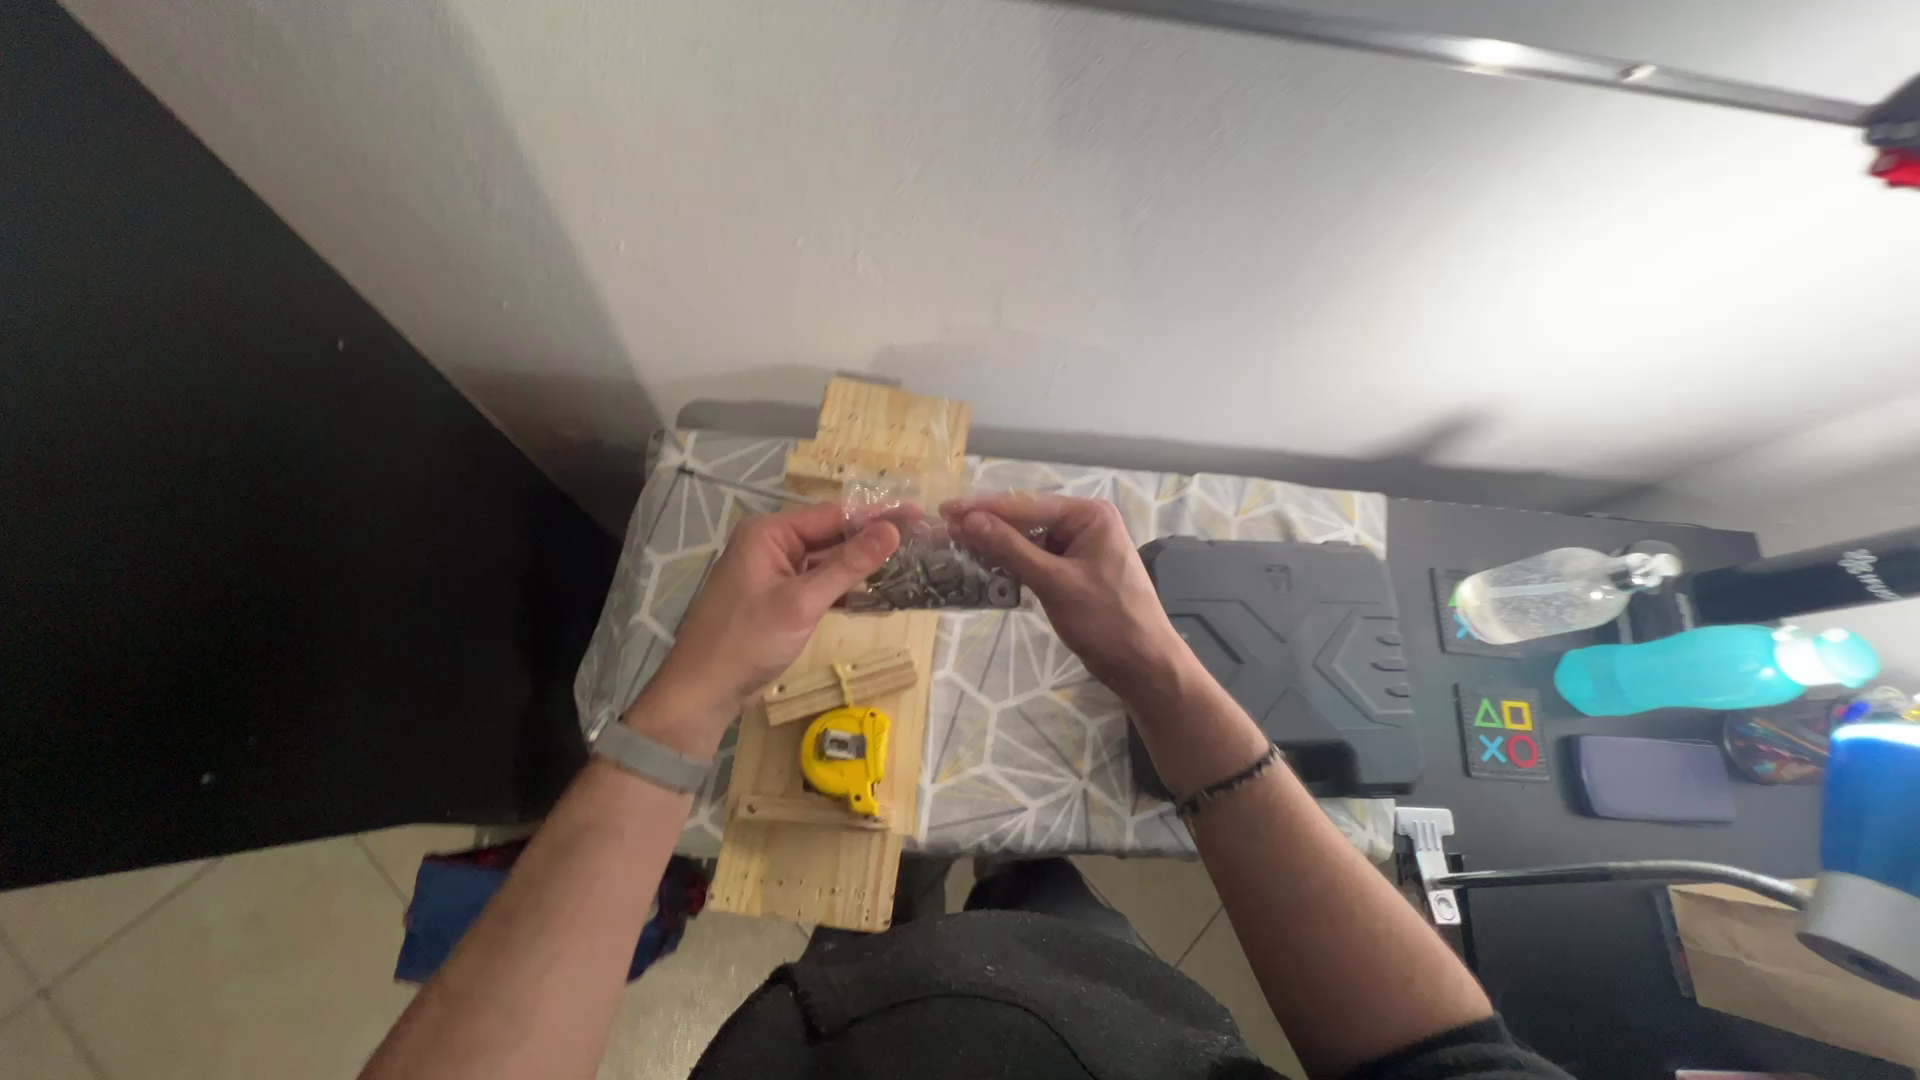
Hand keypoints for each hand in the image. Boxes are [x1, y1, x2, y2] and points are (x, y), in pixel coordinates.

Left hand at [625, 502, 899, 755]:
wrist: (703, 692)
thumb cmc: (748, 641)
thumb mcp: (803, 601)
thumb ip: (848, 565)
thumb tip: (892, 531)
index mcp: (769, 533)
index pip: (833, 515)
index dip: (877, 515)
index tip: (917, 514)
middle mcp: (771, 546)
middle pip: (831, 536)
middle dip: (873, 541)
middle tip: (920, 540)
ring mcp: (775, 574)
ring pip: (827, 562)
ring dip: (862, 567)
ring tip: (908, 564)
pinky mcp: (780, 601)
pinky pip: (819, 586)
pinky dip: (845, 591)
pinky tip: (877, 595)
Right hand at [940, 493, 1188, 694]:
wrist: (1143, 665)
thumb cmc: (1106, 620)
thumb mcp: (1055, 582)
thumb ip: (1011, 549)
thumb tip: (970, 520)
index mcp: (1089, 515)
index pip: (1028, 505)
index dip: (984, 508)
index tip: (946, 509)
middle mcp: (1085, 523)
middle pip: (1026, 518)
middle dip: (987, 524)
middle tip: (944, 526)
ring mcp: (1080, 548)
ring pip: (1028, 539)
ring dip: (996, 544)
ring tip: (956, 543)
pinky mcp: (1073, 571)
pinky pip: (1036, 559)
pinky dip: (1012, 563)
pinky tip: (983, 565)